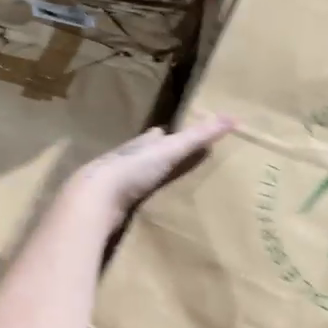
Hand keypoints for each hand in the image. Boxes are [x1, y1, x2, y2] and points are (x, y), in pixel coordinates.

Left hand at [65, 114, 235, 230]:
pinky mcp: (109, 207)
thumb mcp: (171, 150)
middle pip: (142, 157)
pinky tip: (144, 209)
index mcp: (138, 145)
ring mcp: (113, 184)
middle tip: (172, 163)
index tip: (174, 135)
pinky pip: (127, 203)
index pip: (154, 136)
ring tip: (161, 188)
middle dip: (153, 158)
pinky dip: (136, 203)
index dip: (165, 136)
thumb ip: (198, 136)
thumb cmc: (133, 168)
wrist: (95, 198)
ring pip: (132, 179)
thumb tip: (233, 117)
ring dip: (144, 181)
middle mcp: (123, 160)